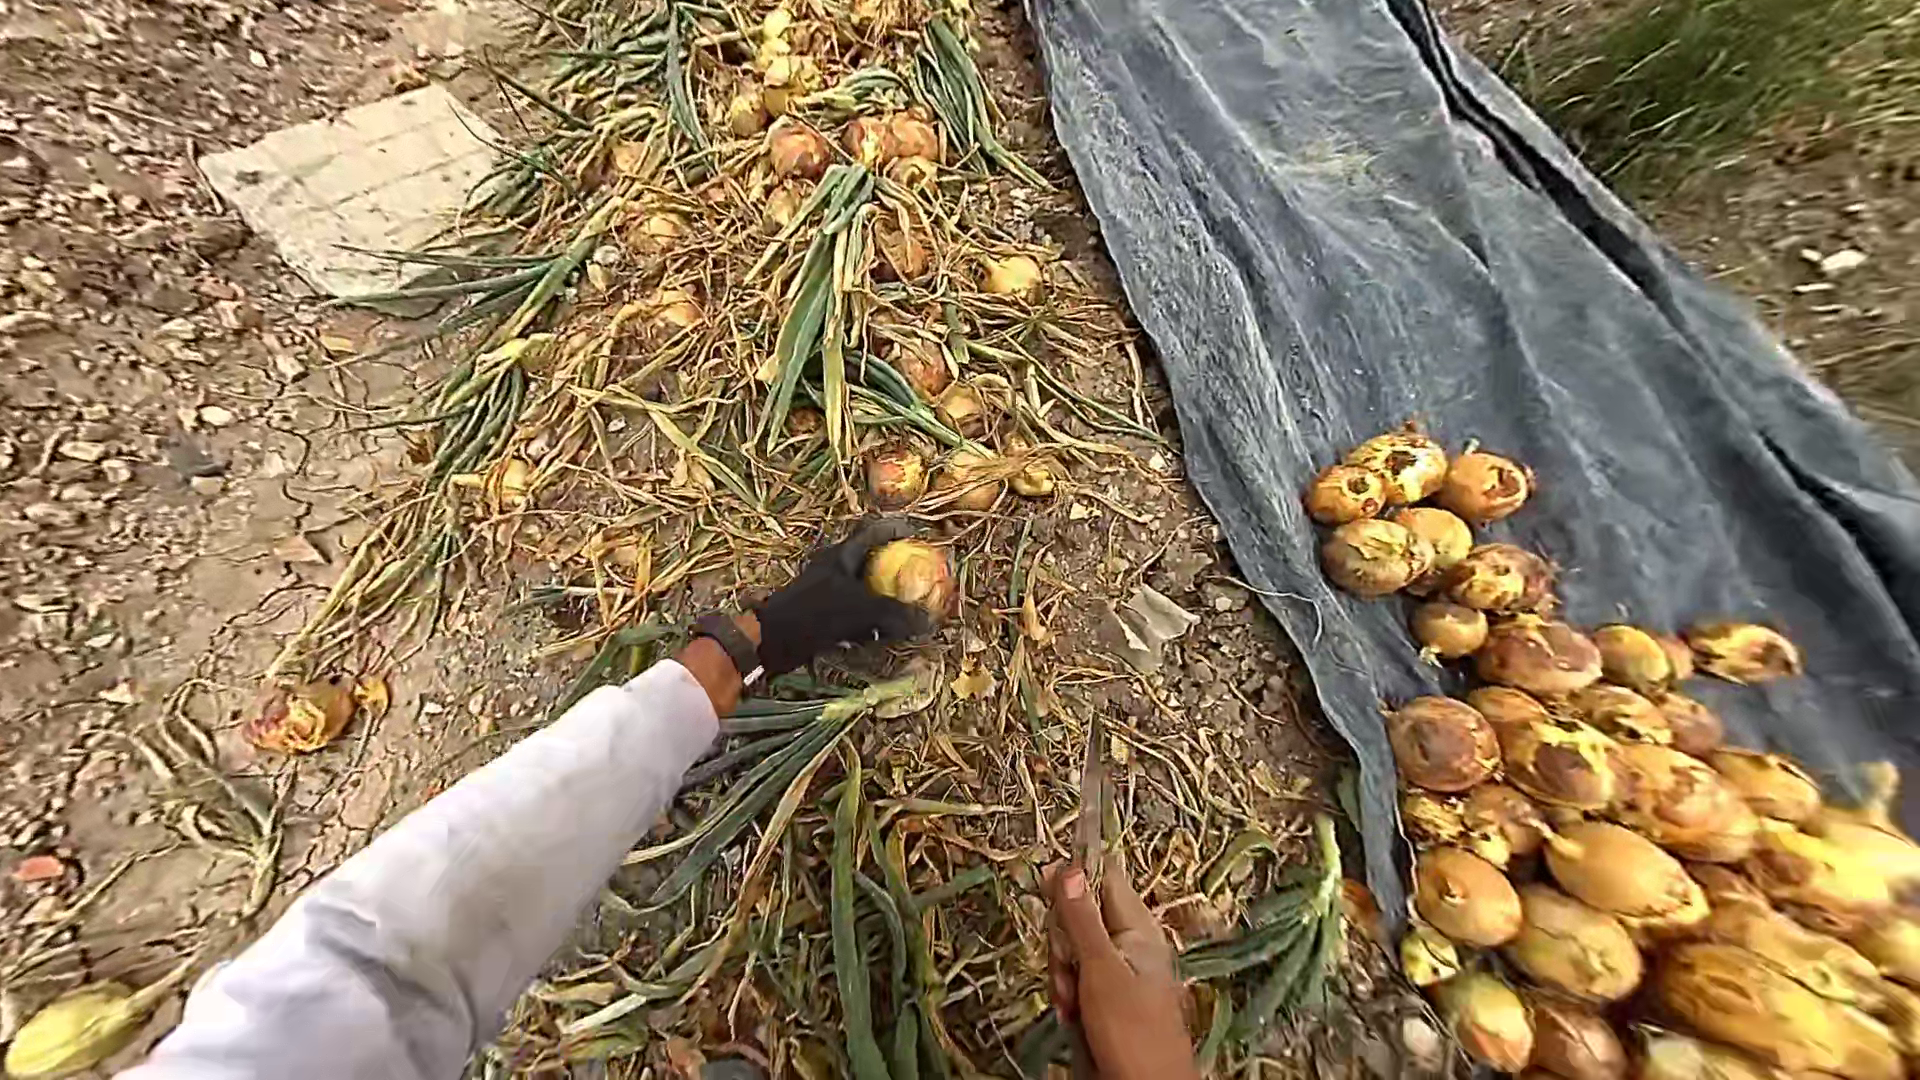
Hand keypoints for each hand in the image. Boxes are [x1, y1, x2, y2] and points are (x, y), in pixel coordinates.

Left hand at [752, 518, 934, 675]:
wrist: (774, 639)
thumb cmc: (816, 613)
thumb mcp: (862, 609)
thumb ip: (896, 613)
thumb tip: (927, 622)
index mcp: (842, 555)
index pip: (873, 531)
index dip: (896, 530)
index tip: (918, 535)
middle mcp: (834, 567)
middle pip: (869, 557)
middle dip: (893, 563)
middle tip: (916, 570)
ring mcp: (826, 589)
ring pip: (861, 584)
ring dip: (882, 591)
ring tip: (904, 600)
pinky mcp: (822, 611)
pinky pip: (853, 608)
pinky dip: (869, 615)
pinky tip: (882, 629)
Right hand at [1046, 863, 1198, 1079]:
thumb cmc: (1131, 1034)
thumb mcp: (1101, 970)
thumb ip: (1081, 918)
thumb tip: (1067, 866)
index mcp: (1137, 924)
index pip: (1102, 874)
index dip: (1073, 876)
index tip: (1045, 890)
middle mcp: (1128, 938)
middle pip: (1081, 910)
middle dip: (1063, 937)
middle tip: (1066, 968)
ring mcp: (1118, 966)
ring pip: (1074, 943)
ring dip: (1062, 968)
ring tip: (1069, 1001)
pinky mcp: (1106, 992)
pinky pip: (1077, 972)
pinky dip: (1068, 989)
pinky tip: (1070, 1012)